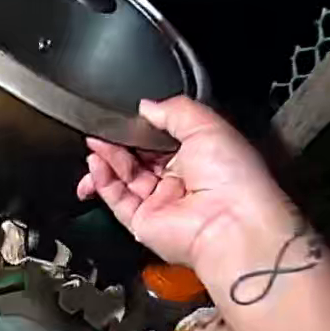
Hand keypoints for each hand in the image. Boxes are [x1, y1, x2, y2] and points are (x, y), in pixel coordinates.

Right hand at [76, 98, 301, 280]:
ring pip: (124, 177)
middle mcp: (178, 180)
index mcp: (199, 156)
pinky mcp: (142, 222)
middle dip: (119, 142)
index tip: (124, 117)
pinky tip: (96, 163)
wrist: (229, 224)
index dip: (141, 127)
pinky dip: (103, 180)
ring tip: (95, 144)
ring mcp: (159, 202)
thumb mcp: (207, 125)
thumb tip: (146, 106)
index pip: (160, 138)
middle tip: (104, 129)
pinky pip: (117, 198)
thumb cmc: (233, 178)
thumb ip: (174, 110)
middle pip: (139, 158)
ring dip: (107, 159)